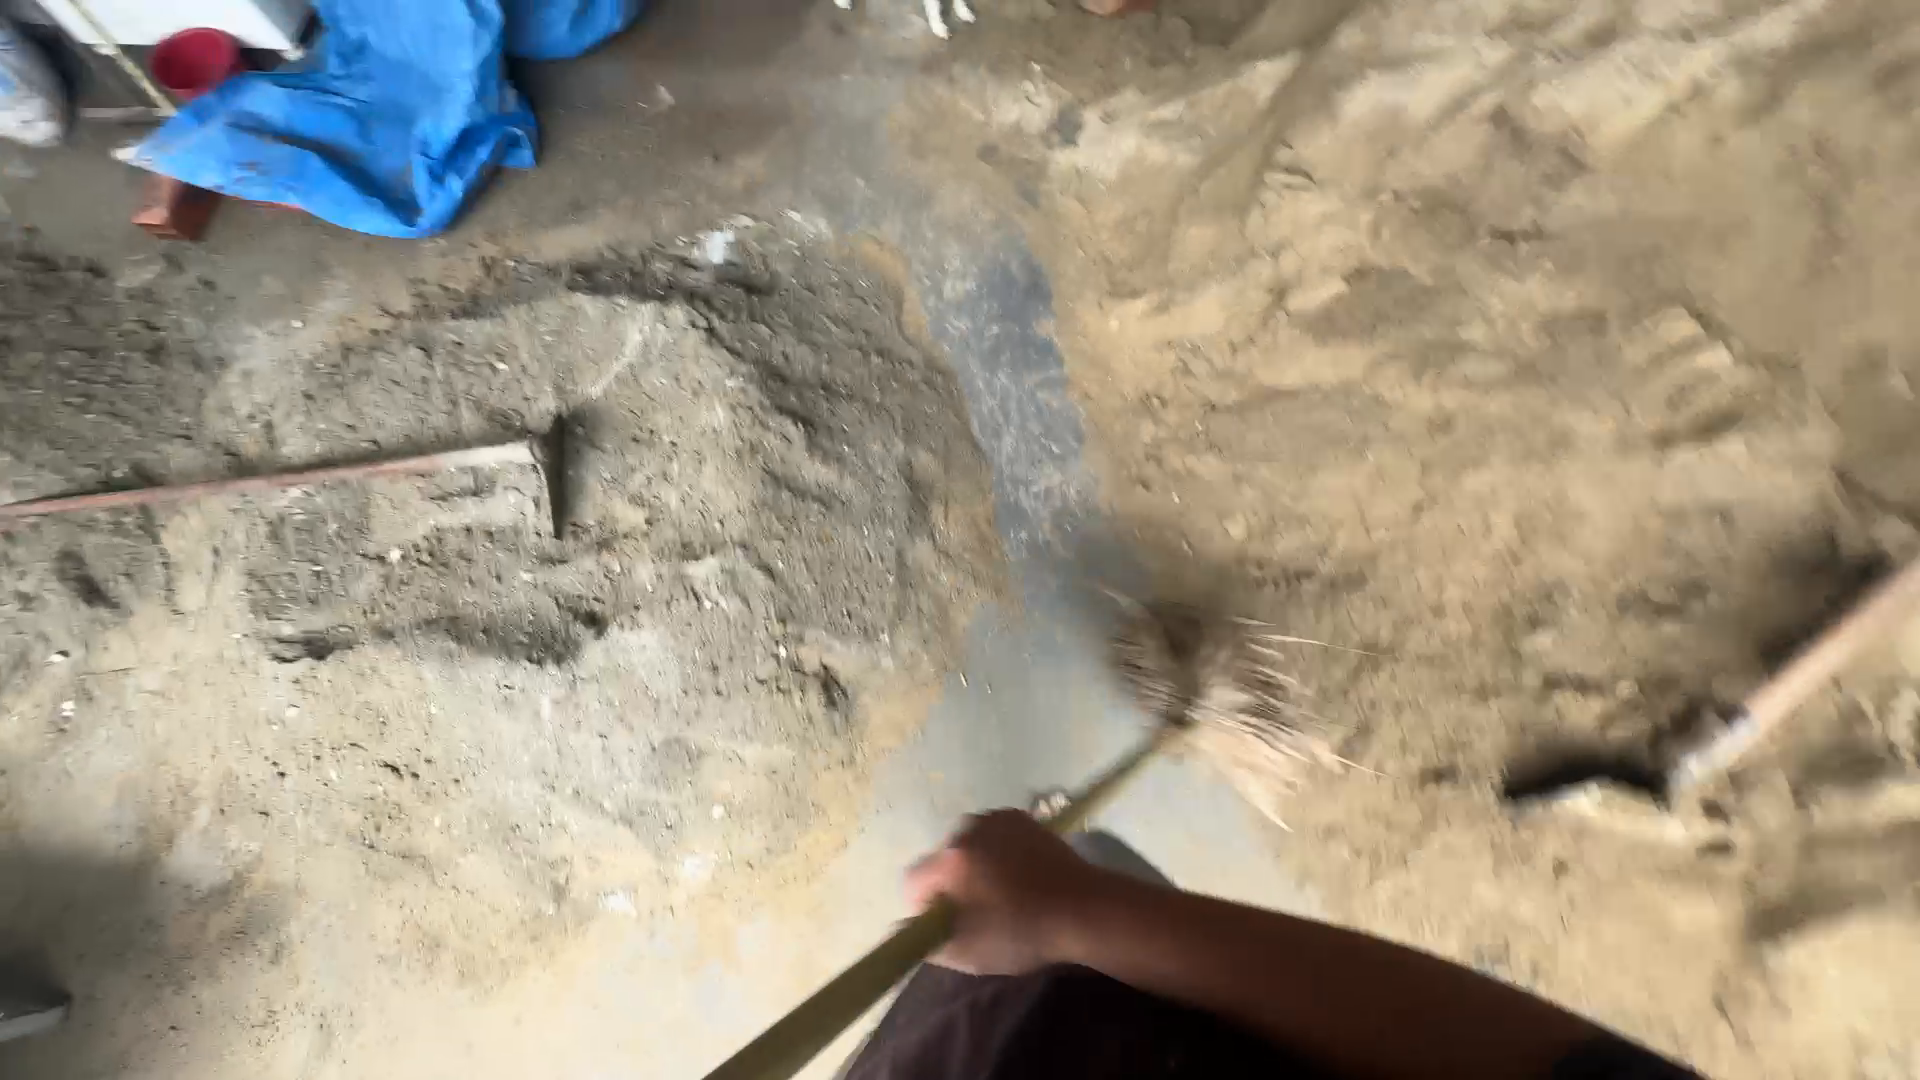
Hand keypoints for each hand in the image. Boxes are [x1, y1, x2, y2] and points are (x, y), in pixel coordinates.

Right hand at [904, 809, 1109, 974]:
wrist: (1082, 907)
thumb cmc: (1022, 932)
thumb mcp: (969, 953)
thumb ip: (927, 943)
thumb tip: (904, 932)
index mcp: (950, 859)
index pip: (914, 881)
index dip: (922, 906)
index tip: (942, 924)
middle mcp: (967, 828)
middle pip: (942, 860)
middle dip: (950, 884)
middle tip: (976, 910)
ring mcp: (996, 818)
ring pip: (968, 845)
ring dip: (974, 865)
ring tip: (1001, 892)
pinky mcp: (1020, 817)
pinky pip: (993, 835)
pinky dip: (996, 852)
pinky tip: (1018, 873)